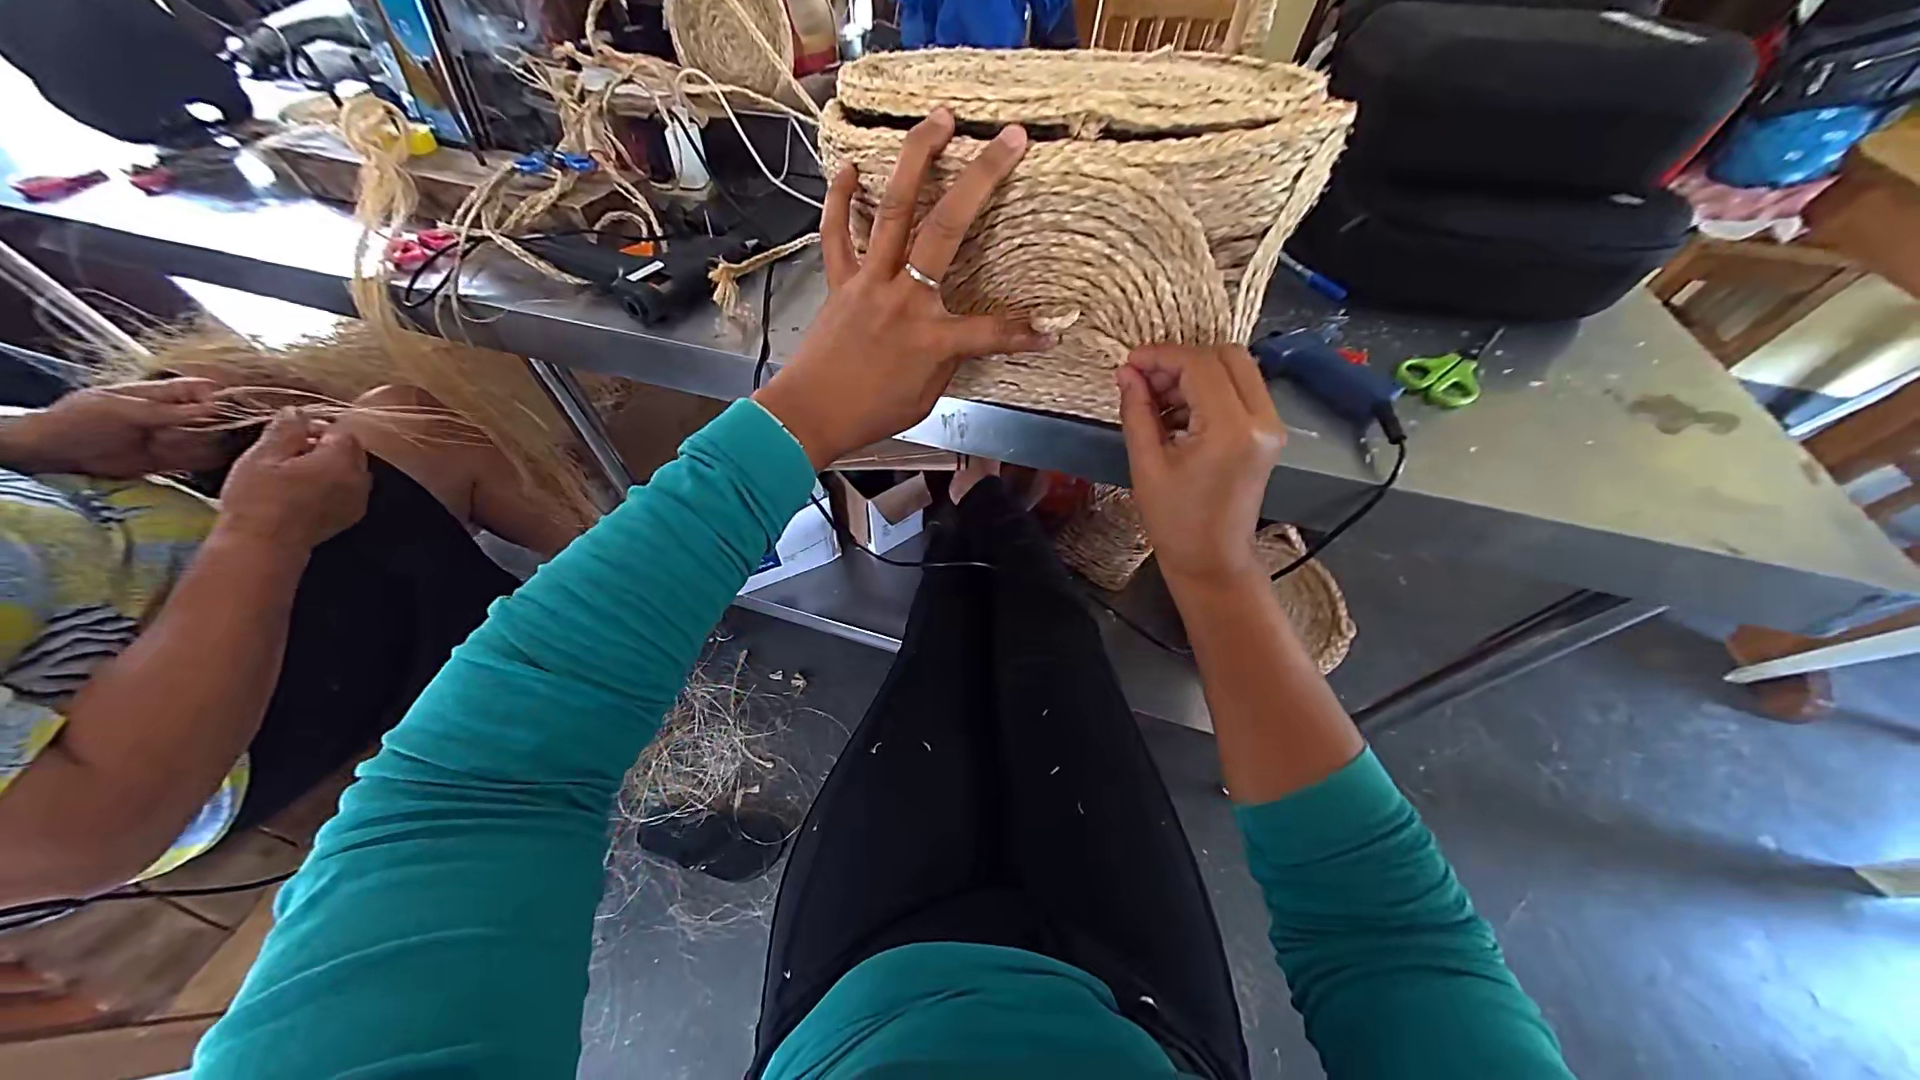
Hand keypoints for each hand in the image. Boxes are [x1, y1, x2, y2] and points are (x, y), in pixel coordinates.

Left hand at [0, 379, 226, 477]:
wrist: (52, 453)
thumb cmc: (77, 422)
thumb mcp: (120, 410)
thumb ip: (167, 411)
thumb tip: (214, 408)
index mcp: (161, 394)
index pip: (205, 389)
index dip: (218, 398)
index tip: (217, 412)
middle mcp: (175, 414)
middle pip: (217, 416)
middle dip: (207, 428)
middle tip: (175, 435)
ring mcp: (177, 436)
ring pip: (213, 440)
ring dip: (197, 446)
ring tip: (161, 448)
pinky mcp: (176, 458)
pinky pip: (205, 459)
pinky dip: (203, 461)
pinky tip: (177, 459)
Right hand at [216, 409, 369, 550]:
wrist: (267, 541)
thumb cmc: (260, 496)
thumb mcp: (264, 456)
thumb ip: (286, 430)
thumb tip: (297, 412)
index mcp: (342, 460)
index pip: (342, 432)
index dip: (316, 428)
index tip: (290, 434)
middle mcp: (361, 478)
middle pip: (352, 450)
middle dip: (326, 445)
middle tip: (290, 451)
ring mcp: (360, 497)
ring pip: (352, 470)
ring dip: (331, 464)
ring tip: (295, 470)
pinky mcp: (353, 513)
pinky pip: (350, 489)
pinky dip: (335, 483)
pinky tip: (307, 489)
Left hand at [753, 109, 1053, 467]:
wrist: (808, 414)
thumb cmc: (870, 413)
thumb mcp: (924, 396)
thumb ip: (947, 360)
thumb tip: (964, 338)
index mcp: (931, 337)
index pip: (991, 332)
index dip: (1024, 334)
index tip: (1050, 332)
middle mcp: (902, 297)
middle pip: (946, 228)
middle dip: (982, 179)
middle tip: (1007, 139)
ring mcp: (868, 282)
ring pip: (893, 211)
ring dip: (916, 160)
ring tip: (937, 120)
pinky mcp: (840, 281)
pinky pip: (836, 233)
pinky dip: (840, 199)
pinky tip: (850, 168)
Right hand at [1115, 345, 1285, 589]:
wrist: (1212, 559)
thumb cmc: (1177, 523)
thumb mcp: (1146, 464)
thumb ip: (1137, 411)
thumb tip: (1127, 374)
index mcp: (1230, 430)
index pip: (1200, 364)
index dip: (1161, 356)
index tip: (1131, 363)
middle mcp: (1260, 421)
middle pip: (1226, 355)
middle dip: (1180, 360)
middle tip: (1145, 380)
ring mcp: (1269, 426)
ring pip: (1235, 369)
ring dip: (1193, 375)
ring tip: (1156, 402)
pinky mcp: (1266, 433)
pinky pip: (1239, 391)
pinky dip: (1207, 391)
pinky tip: (1175, 414)